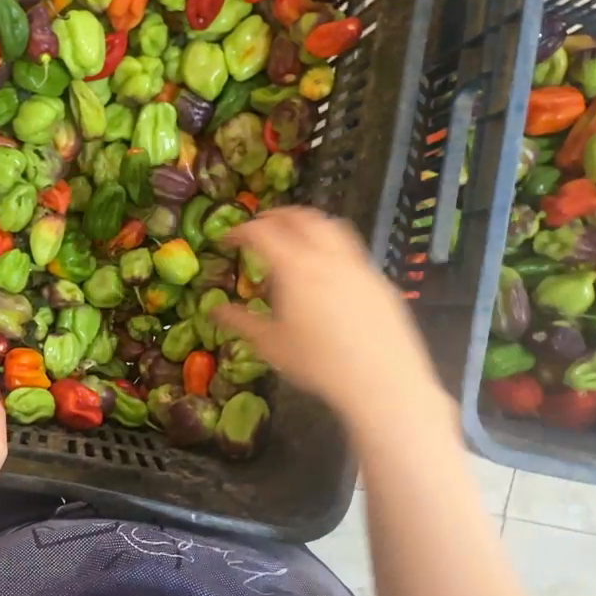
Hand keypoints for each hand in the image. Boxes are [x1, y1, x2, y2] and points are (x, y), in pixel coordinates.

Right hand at [212, 208, 446, 430]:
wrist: (381, 379)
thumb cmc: (318, 362)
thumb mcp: (270, 344)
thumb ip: (240, 321)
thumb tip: (214, 310)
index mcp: (296, 268)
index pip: (263, 233)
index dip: (242, 230)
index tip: (229, 237)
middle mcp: (328, 257)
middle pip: (301, 218)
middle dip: (276, 216)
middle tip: (260, 226)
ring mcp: (358, 265)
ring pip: (331, 226)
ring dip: (308, 223)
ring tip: (294, 236)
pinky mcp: (378, 280)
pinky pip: (351, 249)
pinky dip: (330, 245)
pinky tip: (326, 270)